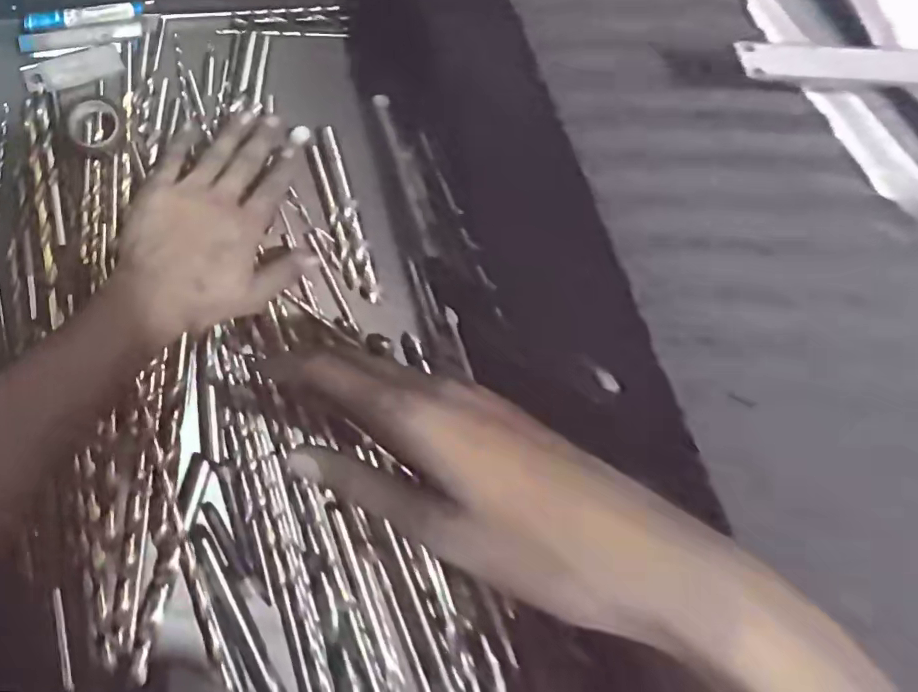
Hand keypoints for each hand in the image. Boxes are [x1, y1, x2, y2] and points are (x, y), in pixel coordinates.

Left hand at [107, 111, 316, 344]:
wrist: (149, 296)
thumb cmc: (201, 301)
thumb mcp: (250, 297)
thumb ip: (282, 273)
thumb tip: (314, 255)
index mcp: (246, 225)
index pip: (272, 188)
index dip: (285, 164)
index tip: (296, 142)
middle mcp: (222, 200)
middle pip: (246, 163)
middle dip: (262, 138)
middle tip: (274, 117)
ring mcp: (189, 191)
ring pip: (215, 154)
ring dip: (231, 131)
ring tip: (244, 110)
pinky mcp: (158, 189)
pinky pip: (173, 158)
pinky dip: (182, 140)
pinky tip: (191, 123)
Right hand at [268, 348, 749, 652]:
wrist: (661, 557)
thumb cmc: (539, 552)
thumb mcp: (441, 531)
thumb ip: (363, 485)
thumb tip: (294, 456)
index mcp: (416, 413)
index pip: (333, 372)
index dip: (290, 365)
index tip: (256, 367)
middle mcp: (438, 388)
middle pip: (358, 360)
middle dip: (313, 361)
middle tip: (275, 375)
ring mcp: (472, 393)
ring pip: (390, 369)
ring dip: (348, 373)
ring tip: (315, 390)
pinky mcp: (498, 407)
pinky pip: (419, 381)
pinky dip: (383, 386)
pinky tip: (382, 410)